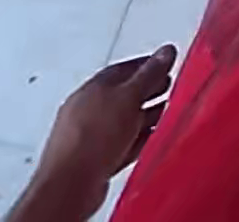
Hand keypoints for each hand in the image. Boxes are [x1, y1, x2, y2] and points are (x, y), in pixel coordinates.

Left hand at [25, 46, 177, 213]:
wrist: (70, 187)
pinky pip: (119, 144)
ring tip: (164, 114)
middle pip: (124, 94)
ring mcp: (87, 138)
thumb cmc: (94, 137)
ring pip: (122, 121)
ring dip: (144, 117)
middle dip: (148, 91)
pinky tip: (148, 140)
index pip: (125, 68)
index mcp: (92, 88)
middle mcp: (86, 110)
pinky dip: (135, 140)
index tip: (167, 64)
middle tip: (168, 87)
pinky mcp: (91, 162)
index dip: (148, 65)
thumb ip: (151, 73)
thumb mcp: (130, 96)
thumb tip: (166, 52)